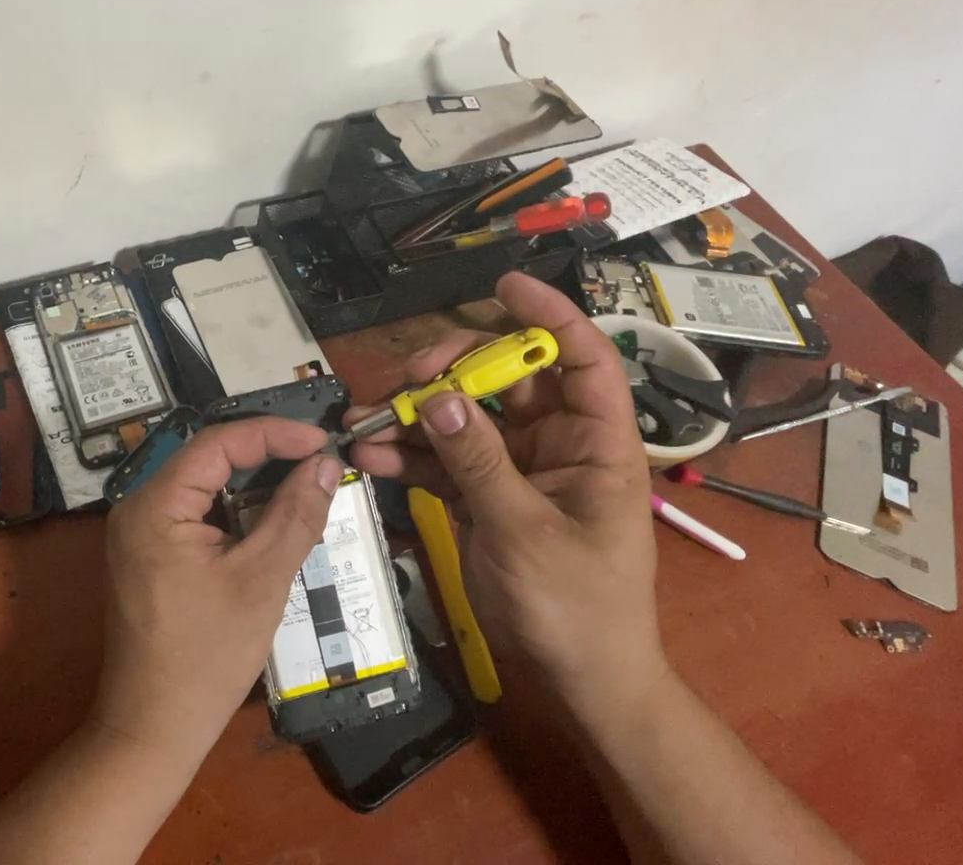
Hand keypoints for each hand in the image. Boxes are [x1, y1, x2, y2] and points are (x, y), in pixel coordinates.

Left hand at [89, 418, 342, 763]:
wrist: (153, 727)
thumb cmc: (207, 657)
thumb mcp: (261, 581)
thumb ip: (294, 516)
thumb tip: (325, 465)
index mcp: (154, 506)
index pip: (216, 444)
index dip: (272, 434)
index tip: (321, 440)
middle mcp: (138, 508)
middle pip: (207, 461)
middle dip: (265, 457)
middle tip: (318, 461)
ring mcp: (139, 532)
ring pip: (203, 487)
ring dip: (252, 485)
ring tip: (304, 485)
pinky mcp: (149, 554)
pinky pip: (195, 514)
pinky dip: (234, 512)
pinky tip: (270, 519)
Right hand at [347, 272, 664, 717]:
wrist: (574, 676)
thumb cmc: (576, 605)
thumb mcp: (526, 530)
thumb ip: (479, 462)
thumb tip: (439, 397)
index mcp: (594, 442)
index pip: (581, 359)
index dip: (549, 316)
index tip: (502, 287)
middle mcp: (554, 443)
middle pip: (504, 380)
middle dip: (453, 371)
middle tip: (410, 377)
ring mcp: (512, 467)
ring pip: (462, 417)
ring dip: (415, 414)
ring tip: (367, 415)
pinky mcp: (480, 494)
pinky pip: (440, 459)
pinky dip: (406, 455)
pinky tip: (370, 452)